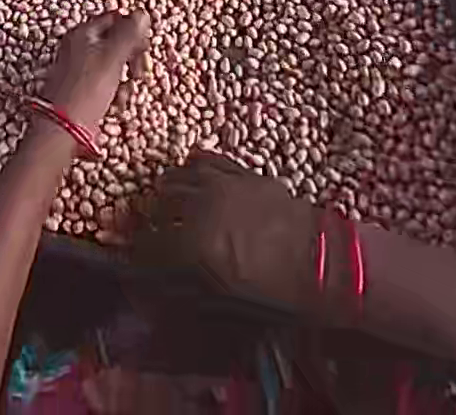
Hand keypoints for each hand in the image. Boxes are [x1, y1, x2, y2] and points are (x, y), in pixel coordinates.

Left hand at [39, 12, 150, 133]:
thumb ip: (129, 33)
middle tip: (139, 72)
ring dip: (126, 79)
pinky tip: (117, 104)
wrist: (62, 129)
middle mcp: (80, 47)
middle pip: (116, 43)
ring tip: (125, 93)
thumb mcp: (113, 57)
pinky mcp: (83, 90)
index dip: (133, 30)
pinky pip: (107, 84)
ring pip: (114, 65)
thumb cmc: (86, 90)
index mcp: (84, 33)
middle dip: (132, 58)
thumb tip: (142, 12)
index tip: (145, 47)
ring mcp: (80, 69)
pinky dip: (116, 92)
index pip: (115, 19)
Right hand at [141, 153, 331, 313]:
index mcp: (195, 241)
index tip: (134, 257)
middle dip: (151, 215)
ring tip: (167, 198)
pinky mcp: (242, 172)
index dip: (140, 252)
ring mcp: (223, 183)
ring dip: (170, 188)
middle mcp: (203, 204)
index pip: (152, 244)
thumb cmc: (275, 288)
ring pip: (181, 174)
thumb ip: (187, 281)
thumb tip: (161, 280)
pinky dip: (196, 168)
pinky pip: (209, 161)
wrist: (320, 259)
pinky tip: (194, 175)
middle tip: (150, 227)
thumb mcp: (225, 294)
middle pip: (161, 200)